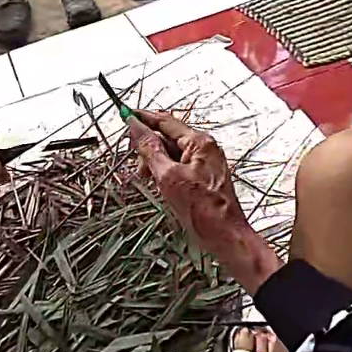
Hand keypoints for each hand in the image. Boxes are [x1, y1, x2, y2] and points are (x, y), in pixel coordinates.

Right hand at [127, 111, 282, 292]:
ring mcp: (205, 163)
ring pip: (172, 153)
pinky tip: (160, 184)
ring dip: (155, 162)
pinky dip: (165, 172)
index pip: (166, 121)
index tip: (127, 115)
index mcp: (200, 142)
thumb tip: (136, 128)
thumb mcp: (167, 176)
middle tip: (135, 159)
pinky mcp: (204, 177)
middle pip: (169, 137)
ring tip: (147, 178)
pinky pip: (179, 166)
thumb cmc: (204, 211)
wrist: (224, 236)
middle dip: (149, 147)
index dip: (144, 118)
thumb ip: (150, 149)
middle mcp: (205, 149)